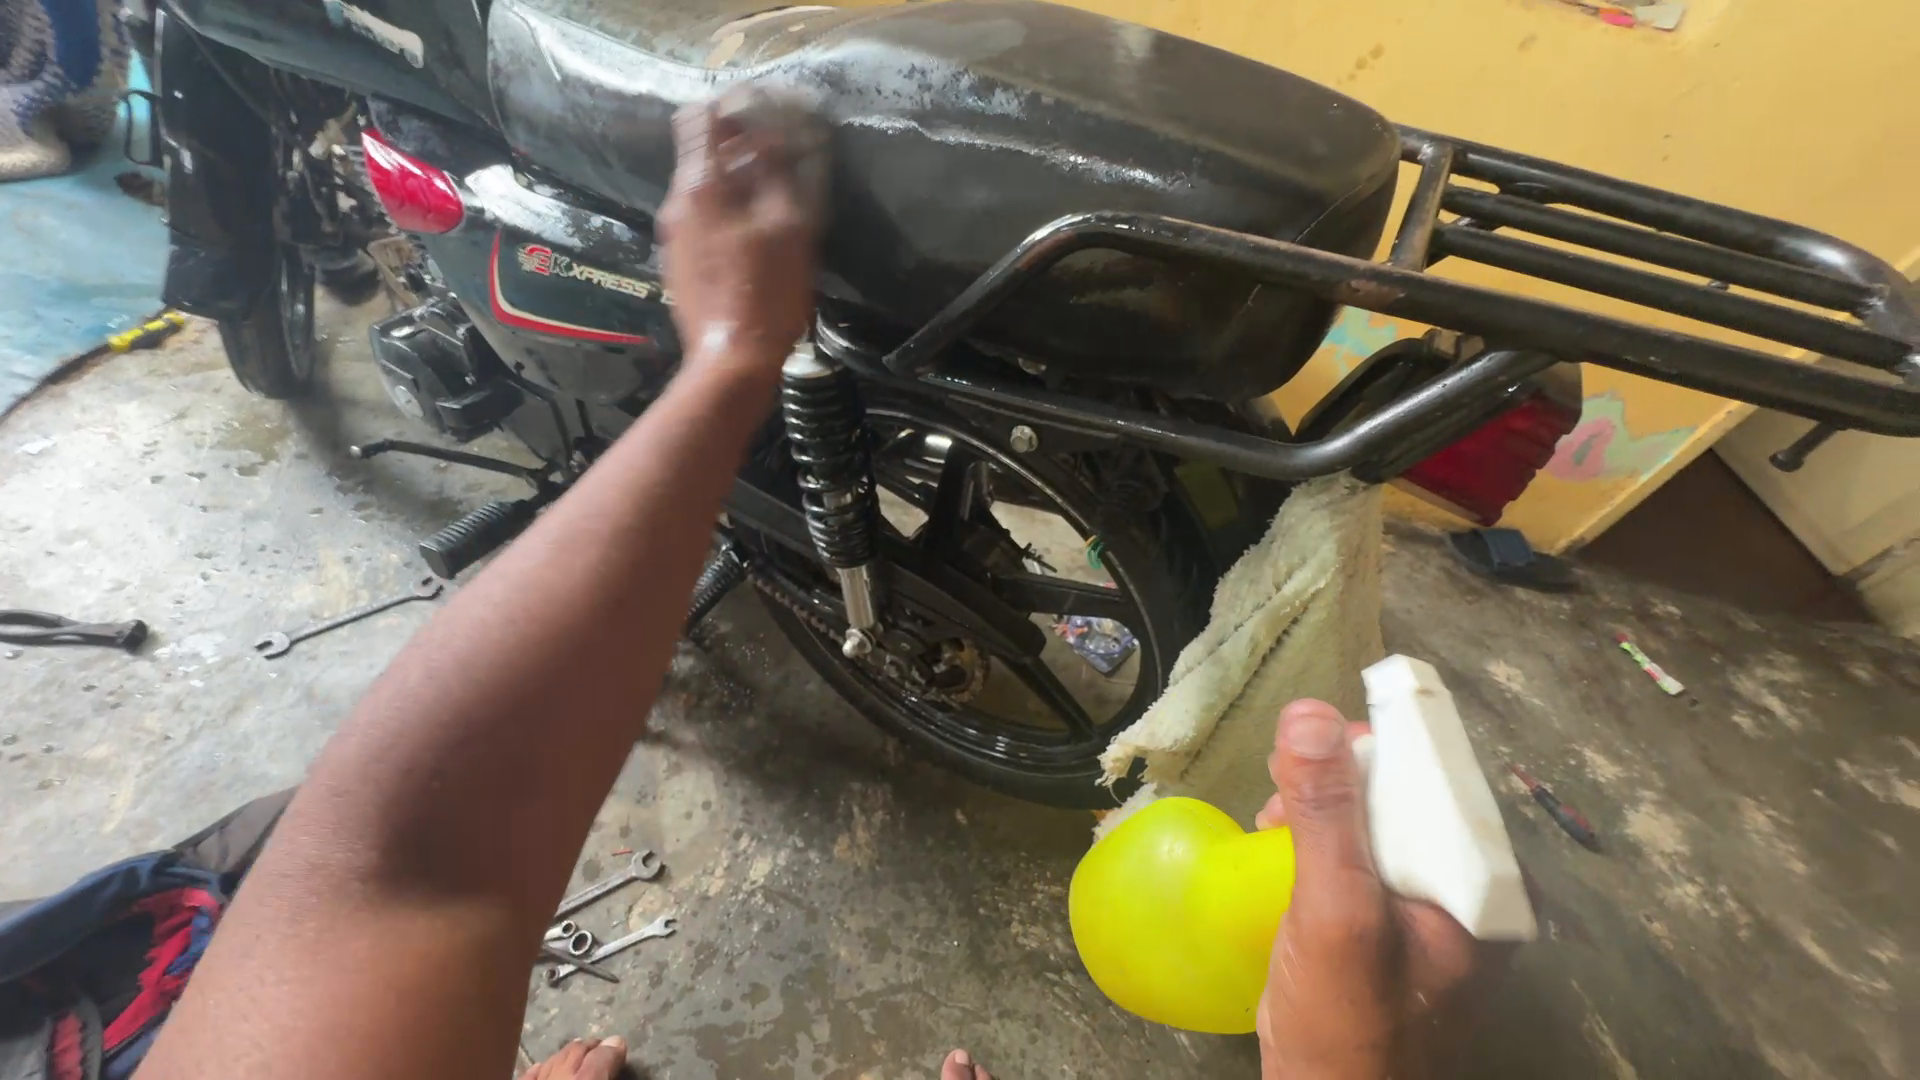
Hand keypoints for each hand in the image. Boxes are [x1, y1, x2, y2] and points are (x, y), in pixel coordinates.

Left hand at [658, 88, 822, 382]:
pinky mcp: (680, 266)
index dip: (736, 107)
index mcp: (700, 187)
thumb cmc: (766, 295)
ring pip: (706, 190)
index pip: (703, 116)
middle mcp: (677, 205)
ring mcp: (674, 238)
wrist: (732, 362)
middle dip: (744, 148)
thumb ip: (781, 176)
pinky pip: (705, 222)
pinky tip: (758, 241)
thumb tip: (776, 138)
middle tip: (785, 161)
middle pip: (704, 154)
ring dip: (739, 185)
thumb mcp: (789, 230)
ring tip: (777, 204)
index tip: (769, 116)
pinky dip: (730, 215)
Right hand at [1255, 700, 1513, 1079]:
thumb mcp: (1335, 907)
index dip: (1384, 748)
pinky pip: (1353, 850)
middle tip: (1285, 785)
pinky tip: (1280, 840)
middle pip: (1407, 797)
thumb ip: (1327, 813)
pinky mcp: (1383, 918)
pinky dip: (1313, 836)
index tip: (1321, 739)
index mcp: (1487, 890)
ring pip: (1373, 820)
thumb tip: (1308, 713)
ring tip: (1274, 817)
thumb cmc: (1345, 1018)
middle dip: (1338, 782)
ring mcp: (1423, 908)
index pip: (1446, 785)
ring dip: (1317, 806)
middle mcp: (1466, 892)